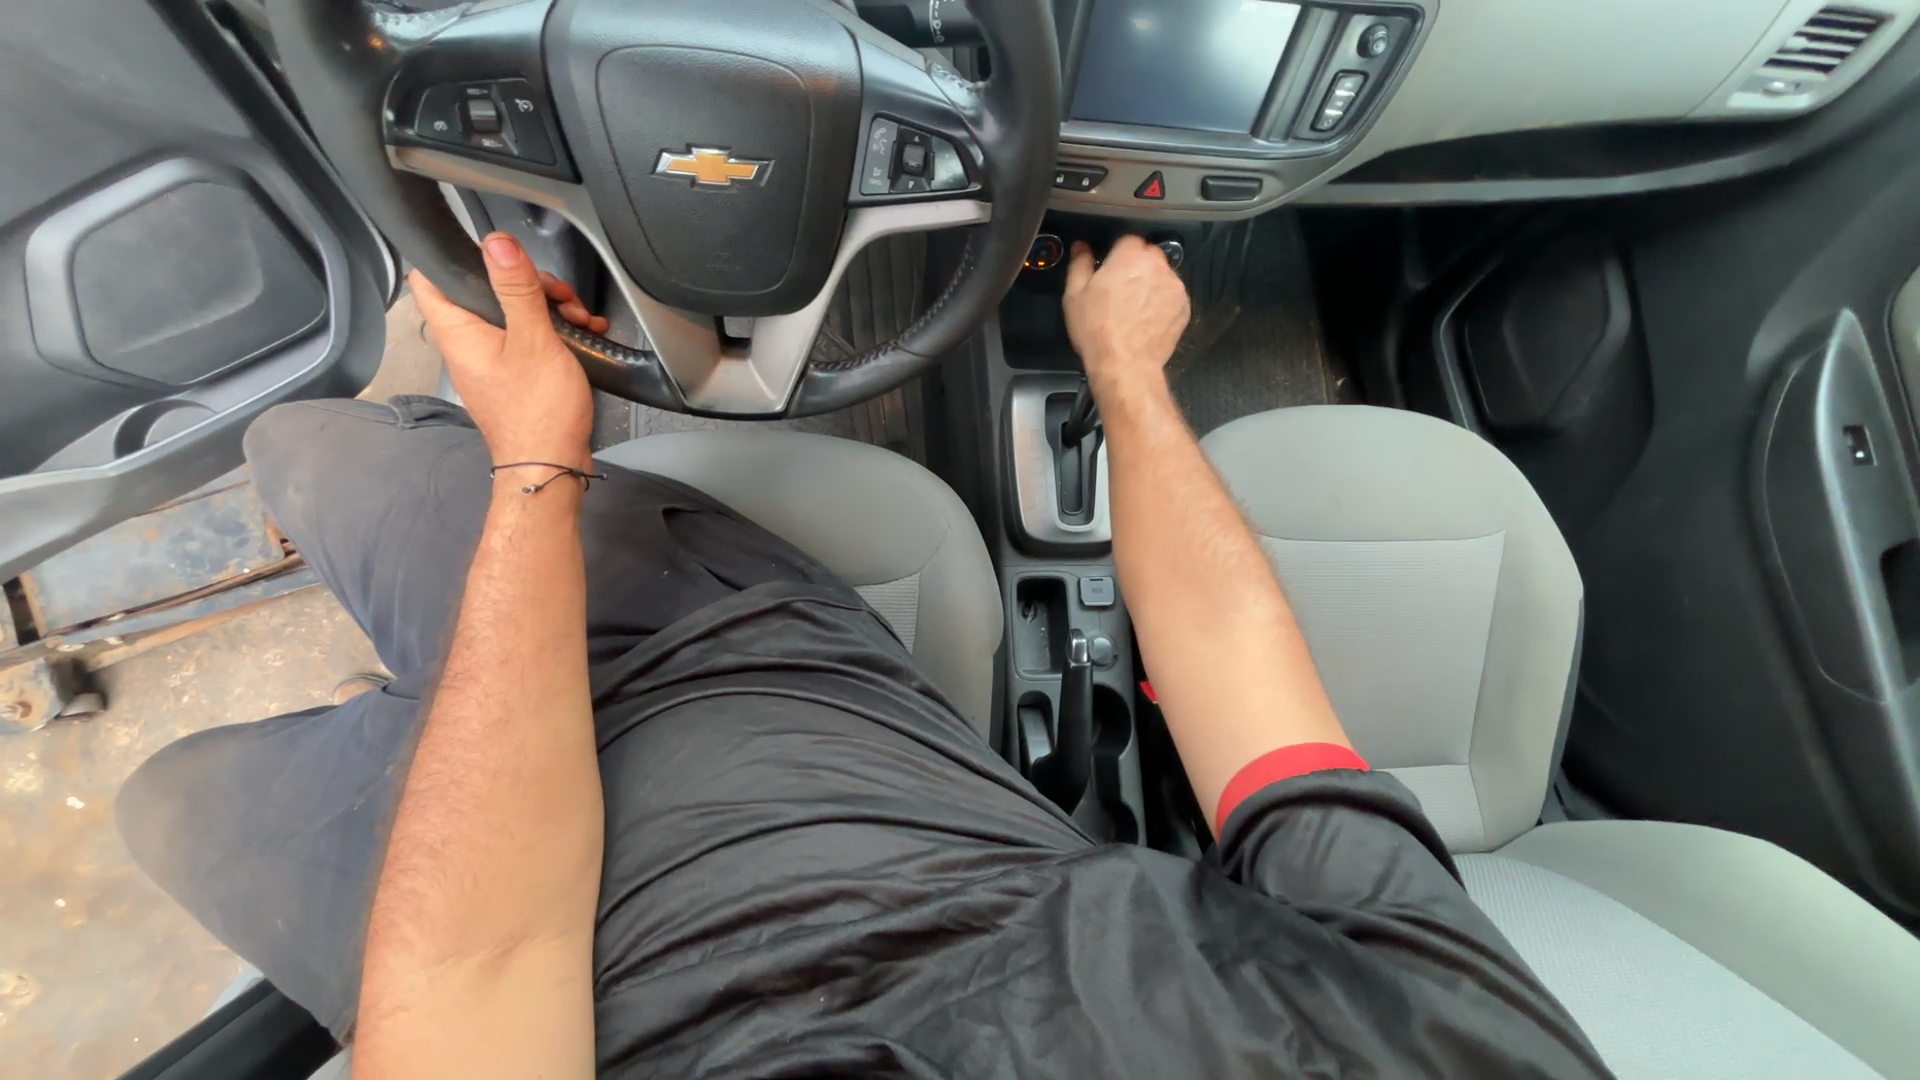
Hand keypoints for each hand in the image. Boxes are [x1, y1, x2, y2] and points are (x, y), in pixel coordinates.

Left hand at [410, 232, 608, 472]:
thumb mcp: (534, 341)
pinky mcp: (517, 377)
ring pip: (515, 316)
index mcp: (460, 330)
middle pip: (488, 292)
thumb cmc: (539, 410)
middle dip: (530, 286)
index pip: (434, 275)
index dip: (463, 256)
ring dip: (551, 311)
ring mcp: (494, 362)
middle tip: (561, 297)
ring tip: (581, 322)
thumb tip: (498, 243)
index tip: (501, 255)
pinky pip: (531, 341)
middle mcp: (470, 344)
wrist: (551, 464)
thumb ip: (517, 290)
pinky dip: (556, 334)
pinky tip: (583, 338)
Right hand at [1062, 236, 1190, 402]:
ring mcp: (1174, 286)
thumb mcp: (1075, 295)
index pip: (1127, 239)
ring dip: (1151, 284)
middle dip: (1136, 267)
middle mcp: (1157, 265)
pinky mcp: (1184, 306)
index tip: (1109, 268)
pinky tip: (1146, 319)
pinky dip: (1162, 303)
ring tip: (1133, 309)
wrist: (1125, 365)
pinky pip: (1173, 296)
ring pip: (1162, 275)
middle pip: (1148, 255)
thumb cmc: (1098, 331)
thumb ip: (1080, 264)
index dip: (1117, 253)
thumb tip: (1081, 248)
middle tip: (1120, 290)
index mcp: (1129, 256)